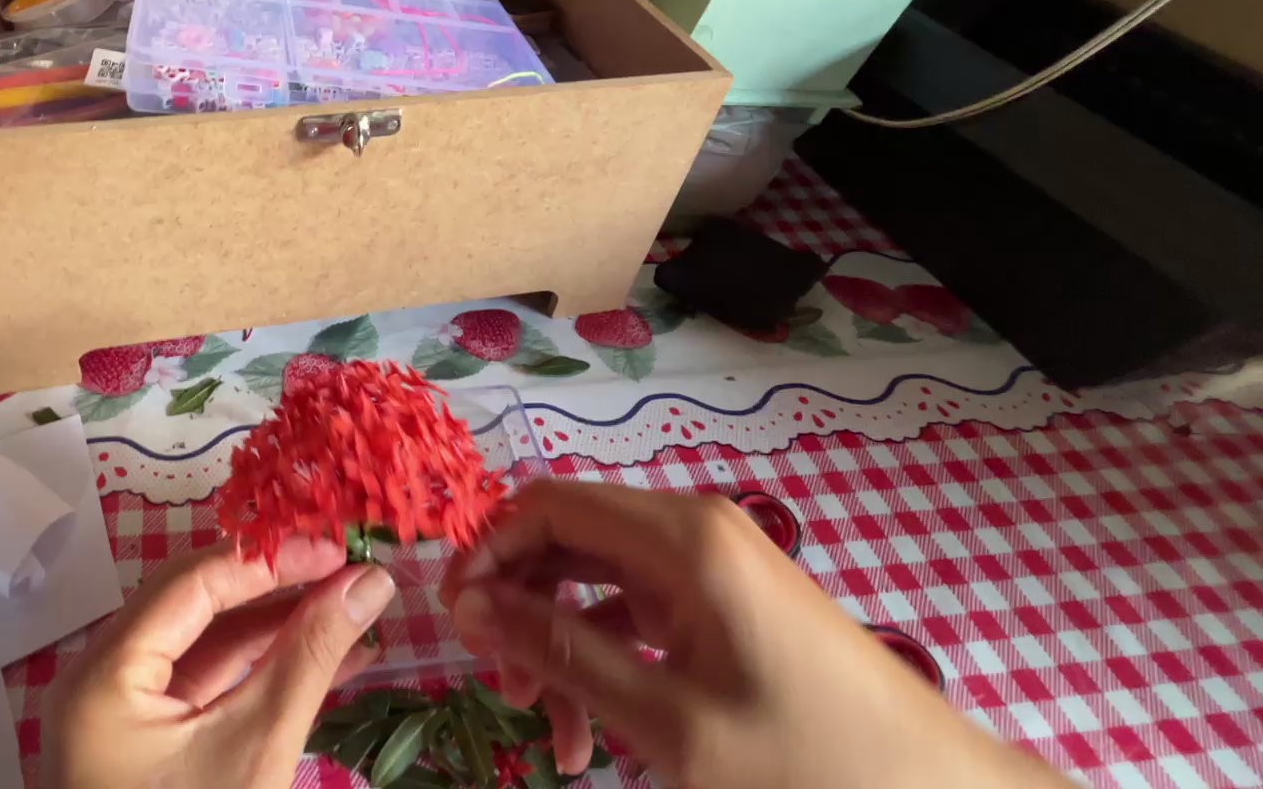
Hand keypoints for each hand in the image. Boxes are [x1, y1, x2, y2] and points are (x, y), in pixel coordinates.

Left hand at [43, 538, 396, 788]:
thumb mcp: (255, 752)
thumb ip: (310, 658)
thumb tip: (371, 582)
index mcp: (106, 673)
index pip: (193, 581)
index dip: (270, 558)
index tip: (336, 548)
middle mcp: (107, 676)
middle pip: (201, 603)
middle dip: (280, 586)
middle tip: (348, 569)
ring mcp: (131, 708)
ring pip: (213, 642)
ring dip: (284, 625)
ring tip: (354, 605)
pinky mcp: (158, 736)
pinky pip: (216, 682)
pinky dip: (270, 665)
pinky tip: (330, 652)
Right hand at [441, 480, 1073, 788]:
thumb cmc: (811, 766)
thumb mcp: (668, 721)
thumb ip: (560, 651)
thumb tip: (469, 605)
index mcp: (678, 534)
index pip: (547, 505)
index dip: (490, 550)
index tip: (457, 617)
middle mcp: (687, 528)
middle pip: (566, 538)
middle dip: (522, 604)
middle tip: (504, 682)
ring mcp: (705, 564)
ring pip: (593, 579)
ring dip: (559, 642)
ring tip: (553, 731)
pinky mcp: (718, 600)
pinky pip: (633, 610)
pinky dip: (602, 657)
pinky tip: (595, 730)